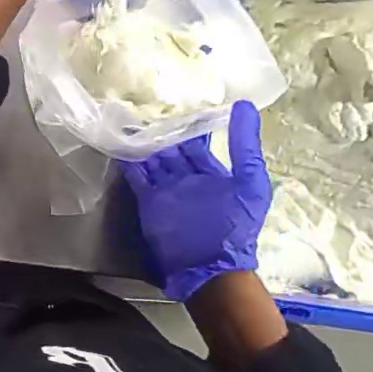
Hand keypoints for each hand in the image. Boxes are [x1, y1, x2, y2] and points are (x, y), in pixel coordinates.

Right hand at [121, 101, 273, 302]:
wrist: (211, 268)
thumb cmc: (236, 227)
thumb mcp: (250, 182)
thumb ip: (245, 145)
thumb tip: (244, 105)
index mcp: (211, 173)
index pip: (195, 143)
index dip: (187, 125)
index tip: (177, 103)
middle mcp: (186, 179)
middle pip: (170, 150)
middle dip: (160, 132)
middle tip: (146, 108)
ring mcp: (166, 191)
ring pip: (151, 160)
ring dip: (142, 143)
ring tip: (130, 121)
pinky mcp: (149, 203)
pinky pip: (137, 178)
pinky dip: (129, 163)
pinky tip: (121, 144)